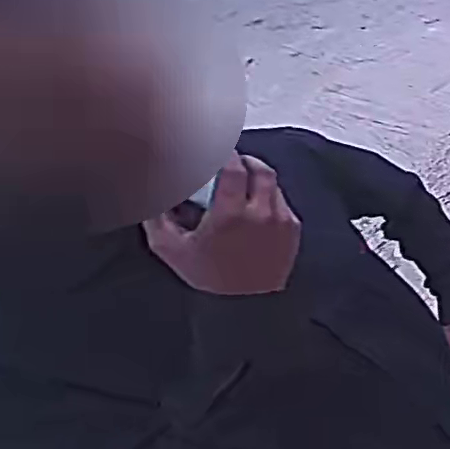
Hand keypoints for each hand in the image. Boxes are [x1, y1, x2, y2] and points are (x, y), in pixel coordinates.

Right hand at [143, 154, 299, 294]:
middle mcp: (263, 213)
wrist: (250, 299)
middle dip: (247, 160)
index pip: (235, 170)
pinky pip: (283, 201)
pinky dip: (269, 195)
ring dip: (259, 178)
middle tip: (233, 159)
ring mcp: (283, 219)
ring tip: (241, 181)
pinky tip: (253, 203)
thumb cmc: (209, 275)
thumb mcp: (171, 247)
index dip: (227, 154)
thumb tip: (154, 194)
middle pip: (262, 171)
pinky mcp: (295, 226)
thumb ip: (159, 216)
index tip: (218, 148)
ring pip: (275, 185)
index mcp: (232, 214)